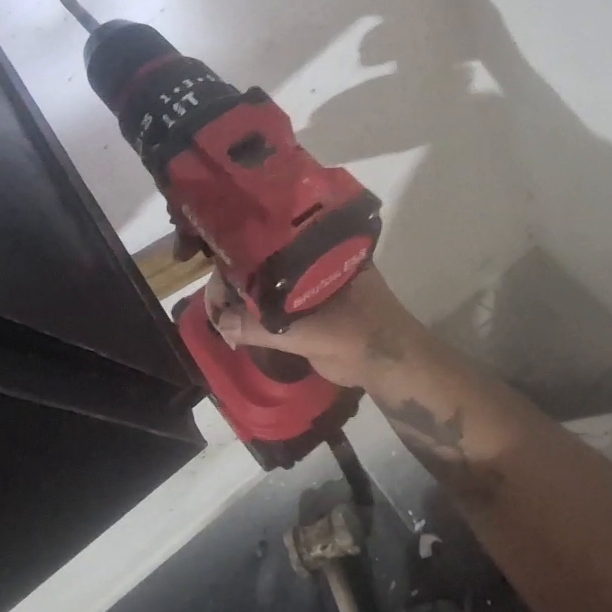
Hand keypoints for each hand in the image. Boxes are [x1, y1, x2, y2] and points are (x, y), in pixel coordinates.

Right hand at [204, 267, 425, 388]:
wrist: (393, 368)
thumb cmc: (358, 337)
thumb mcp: (305, 332)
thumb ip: (260, 328)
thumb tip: (220, 324)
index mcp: (319, 250)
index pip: (269, 242)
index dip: (239, 257)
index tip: (218, 280)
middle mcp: (315, 260)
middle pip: (266, 262)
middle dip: (240, 279)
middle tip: (218, 304)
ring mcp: (315, 283)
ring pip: (271, 283)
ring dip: (248, 298)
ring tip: (224, 315)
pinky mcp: (315, 307)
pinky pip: (279, 303)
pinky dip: (260, 312)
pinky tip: (241, 323)